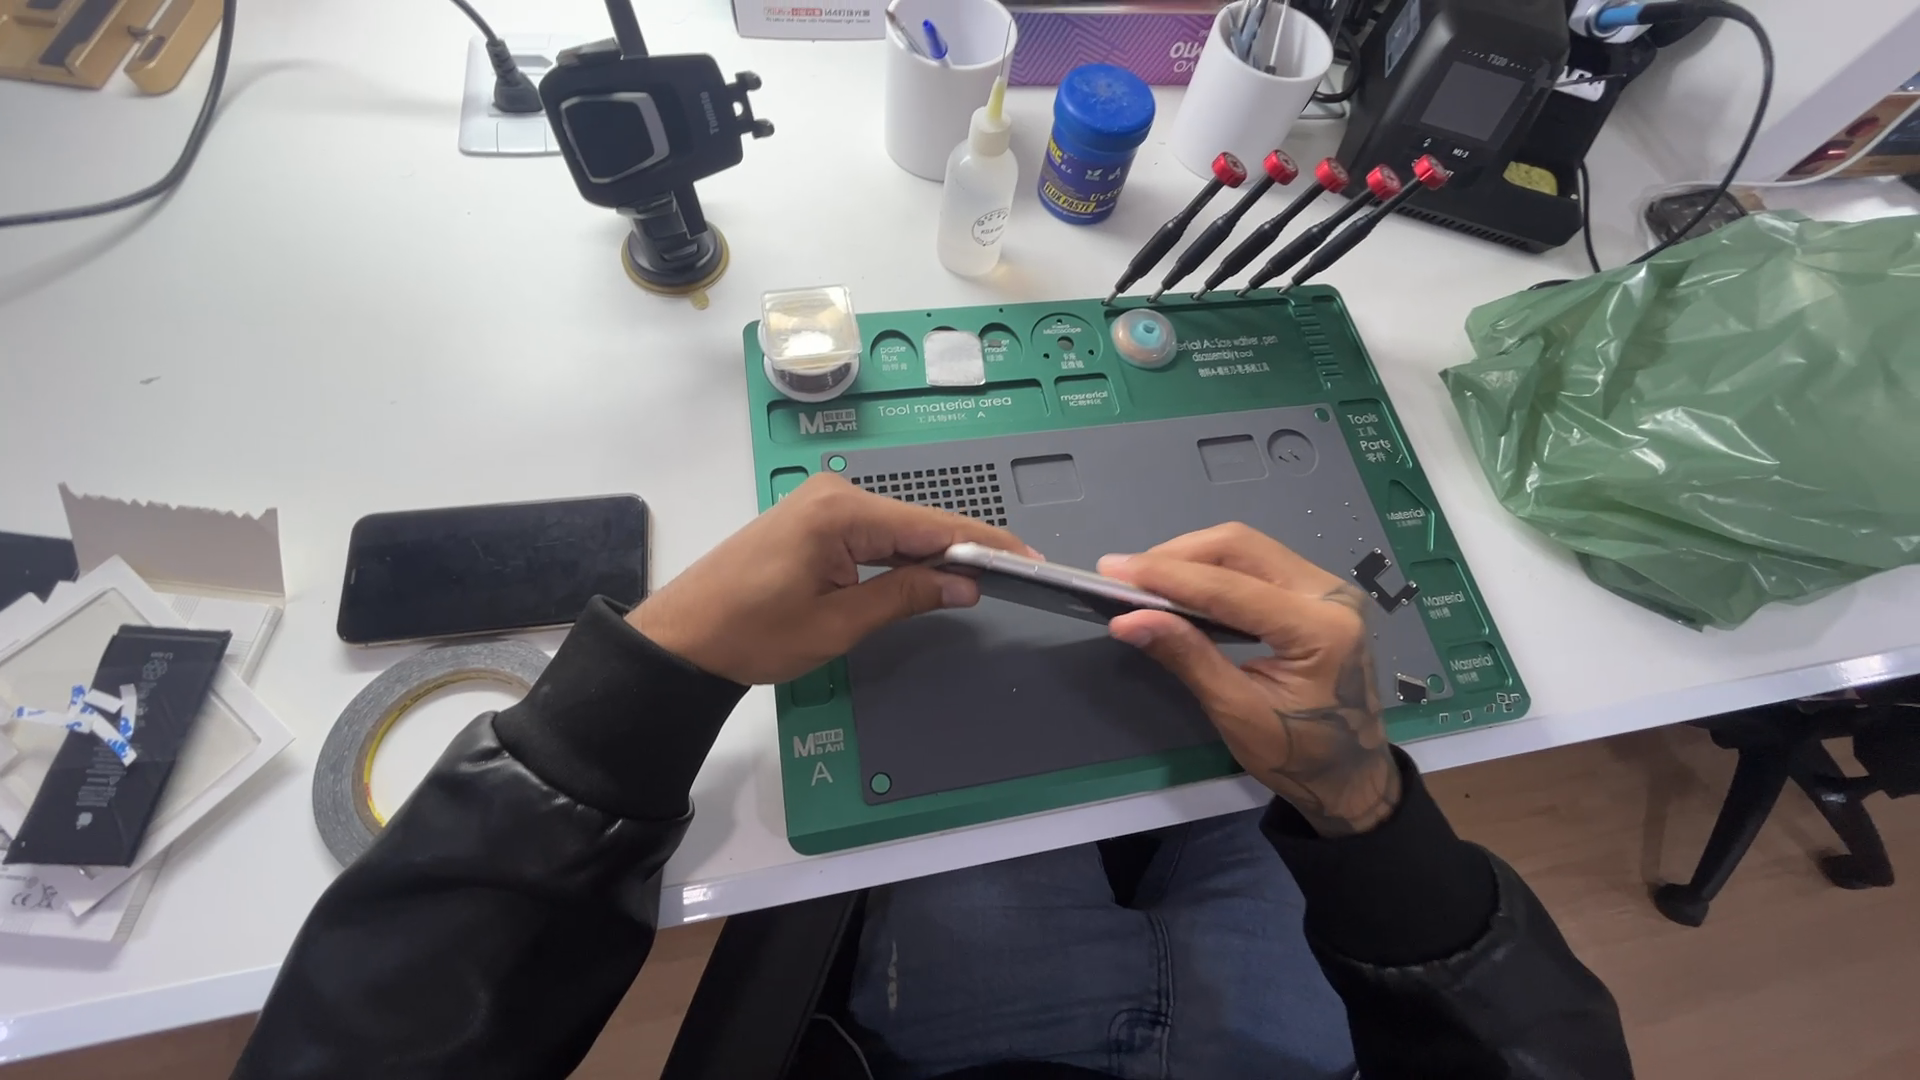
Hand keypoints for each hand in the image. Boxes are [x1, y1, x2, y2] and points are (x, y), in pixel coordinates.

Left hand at [631, 474, 1032, 684]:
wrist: (683, 639)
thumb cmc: (755, 635)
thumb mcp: (840, 623)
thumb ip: (908, 594)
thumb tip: (967, 583)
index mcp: (843, 512)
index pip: (933, 525)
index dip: (984, 543)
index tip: (1028, 558)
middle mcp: (835, 493)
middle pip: (918, 520)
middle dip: (964, 548)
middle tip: (1012, 574)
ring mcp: (821, 502)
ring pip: (896, 526)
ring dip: (933, 552)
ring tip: (980, 576)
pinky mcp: (811, 518)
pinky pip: (871, 531)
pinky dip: (902, 552)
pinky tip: (927, 569)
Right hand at [1099, 524, 1399, 836]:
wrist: (1352, 777)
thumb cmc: (1299, 756)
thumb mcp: (1236, 711)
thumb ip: (1185, 656)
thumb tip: (1127, 620)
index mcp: (1320, 629)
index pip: (1229, 587)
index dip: (1167, 575)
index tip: (1113, 572)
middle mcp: (1332, 595)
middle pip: (1240, 547)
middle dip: (1177, 555)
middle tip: (1126, 574)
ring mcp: (1328, 589)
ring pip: (1246, 548)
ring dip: (1191, 556)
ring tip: (1146, 578)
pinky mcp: (1317, 592)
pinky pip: (1256, 561)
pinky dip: (1212, 567)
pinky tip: (1182, 584)